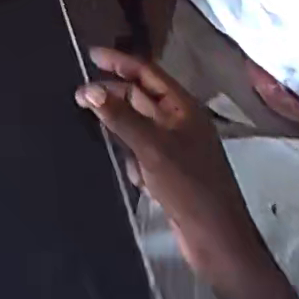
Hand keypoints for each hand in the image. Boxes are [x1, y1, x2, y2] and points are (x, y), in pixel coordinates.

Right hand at [77, 48, 298, 298]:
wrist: (218, 244)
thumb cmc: (190, 187)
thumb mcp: (151, 147)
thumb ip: (119, 116)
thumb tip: (89, 89)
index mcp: (183, 108)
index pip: (147, 73)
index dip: (119, 61)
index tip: (91, 54)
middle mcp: (179, 122)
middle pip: (140, 97)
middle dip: (112, 95)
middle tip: (80, 94)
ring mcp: (175, 147)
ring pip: (137, 124)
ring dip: (118, 126)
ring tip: (93, 124)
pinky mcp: (169, 171)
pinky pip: (140, 149)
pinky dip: (130, 154)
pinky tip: (127, 168)